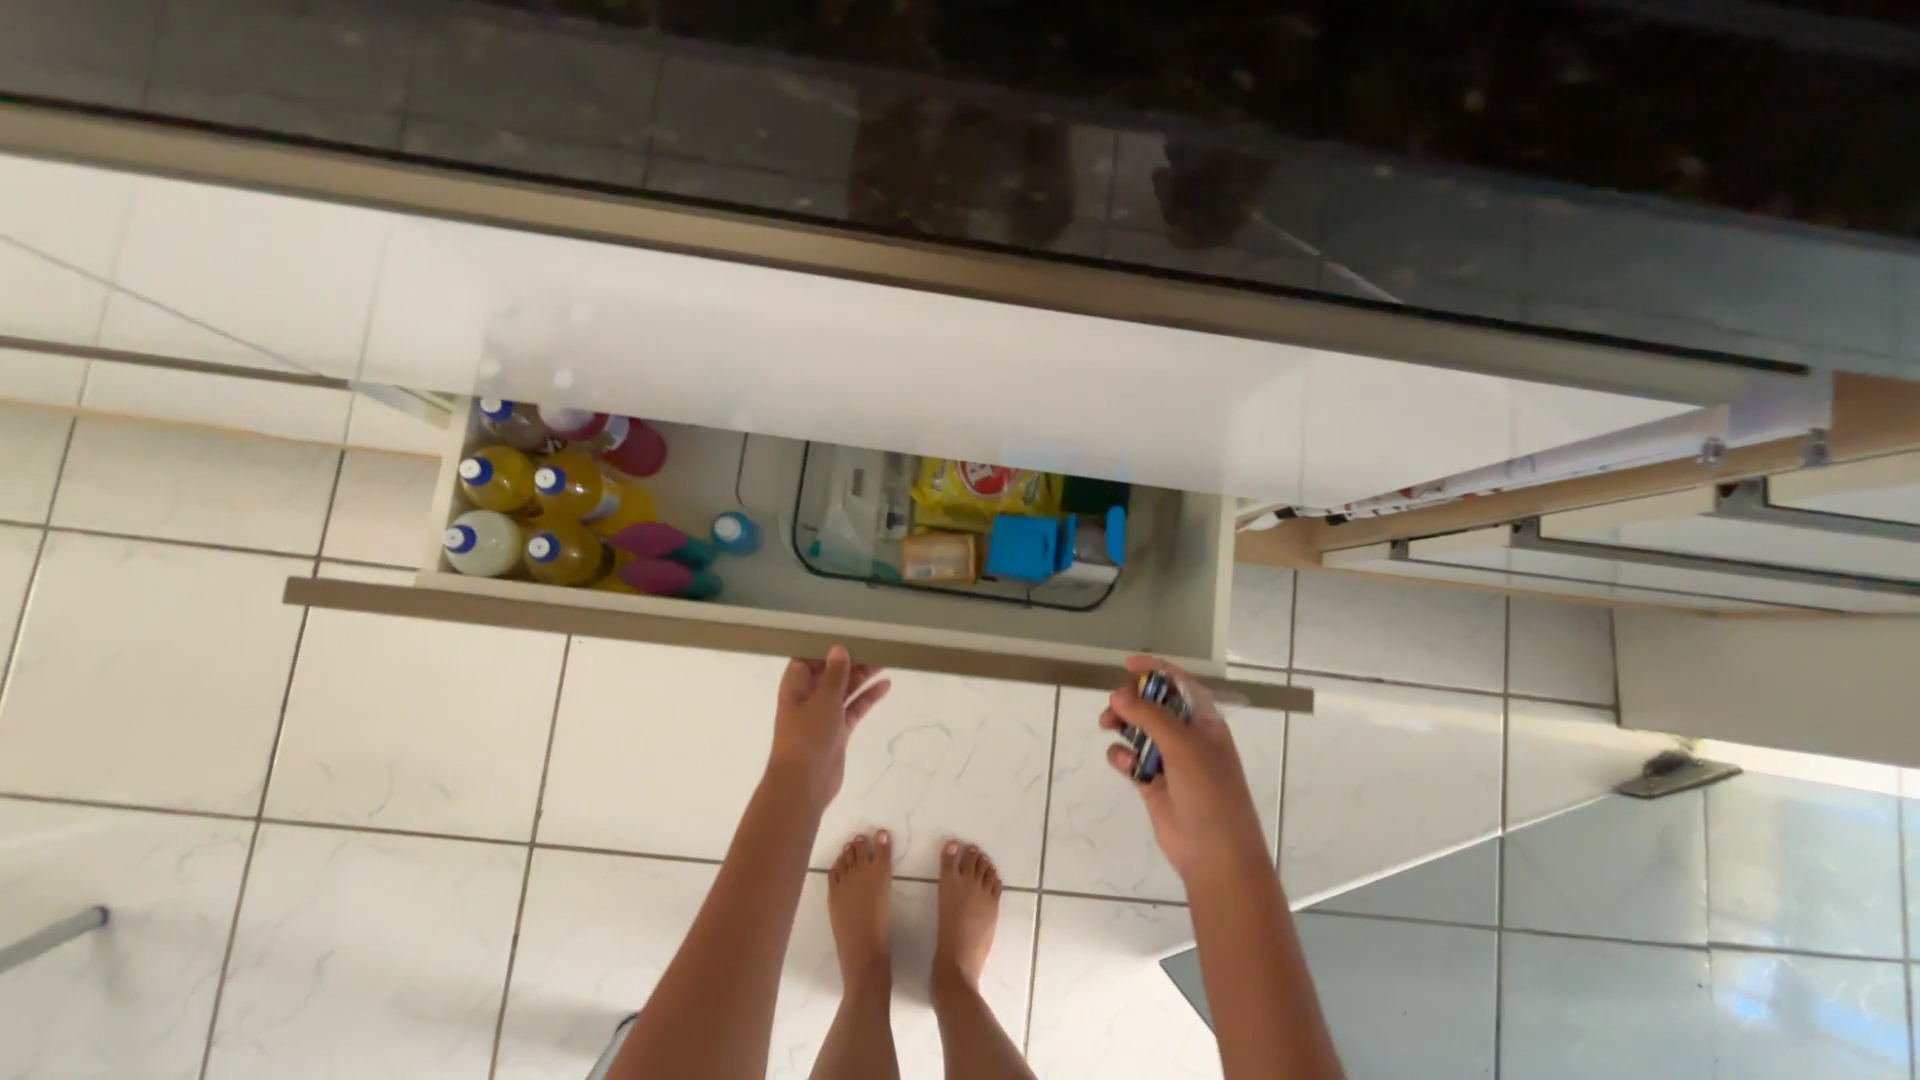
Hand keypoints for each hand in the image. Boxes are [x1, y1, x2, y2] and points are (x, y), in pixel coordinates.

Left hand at [767, 646, 890, 810]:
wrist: (804, 783)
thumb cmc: (807, 735)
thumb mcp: (823, 699)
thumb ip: (835, 674)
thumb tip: (839, 649)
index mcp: (796, 686)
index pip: (808, 659)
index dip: (826, 648)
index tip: (848, 636)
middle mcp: (808, 697)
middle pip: (830, 673)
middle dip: (850, 661)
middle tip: (875, 647)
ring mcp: (823, 715)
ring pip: (845, 690)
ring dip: (862, 677)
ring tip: (885, 661)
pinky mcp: (838, 731)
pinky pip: (854, 708)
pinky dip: (867, 698)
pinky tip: (885, 686)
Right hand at [1101, 656, 1270, 884]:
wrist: (1215, 854)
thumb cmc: (1209, 793)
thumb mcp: (1184, 746)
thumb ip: (1150, 716)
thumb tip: (1118, 695)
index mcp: (1205, 723)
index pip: (1181, 685)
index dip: (1157, 670)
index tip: (1128, 664)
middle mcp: (1188, 738)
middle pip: (1154, 706)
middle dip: (1132, 700)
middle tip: (1113, 705)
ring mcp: (1170, 762)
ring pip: (1139, 731)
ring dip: (1122, 724)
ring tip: (1107, 726)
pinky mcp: (1153, 785)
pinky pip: (1131, 760)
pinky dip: (1123, 757)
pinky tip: (1123, 764)